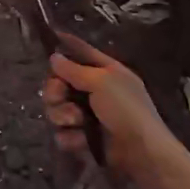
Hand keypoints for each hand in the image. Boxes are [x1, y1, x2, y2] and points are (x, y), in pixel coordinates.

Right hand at [44, 32, 177, 177]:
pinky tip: (81, 141)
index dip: (66, 44)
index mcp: (105, 71)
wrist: (140, 152)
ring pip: (57, 109)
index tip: (49, 37)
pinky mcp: (83, 139)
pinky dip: (70, 137)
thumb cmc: (125, 109)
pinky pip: (63, 133)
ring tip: (76, 121)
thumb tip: (54, 57)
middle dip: (55, 90)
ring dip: (63, 115)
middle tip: (60, 96)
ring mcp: (88, 115)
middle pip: (60, 83)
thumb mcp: (102, 82)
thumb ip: (75, 70)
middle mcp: (94, 90)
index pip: (82, 52)